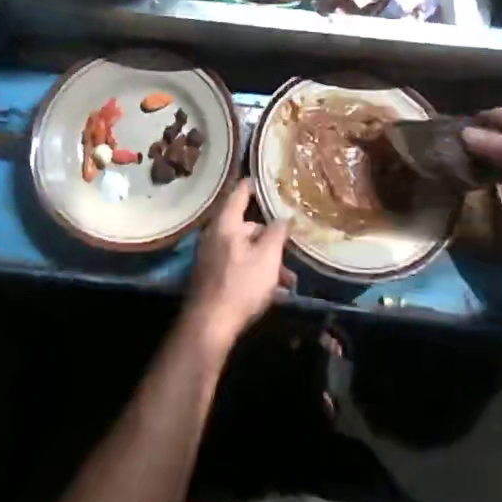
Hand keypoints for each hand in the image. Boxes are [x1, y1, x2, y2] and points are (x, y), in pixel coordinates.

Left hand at [183, 179, 293, 351]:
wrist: (210, 324)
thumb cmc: (241, 285)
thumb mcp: (267, 258)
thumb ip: (277, 233)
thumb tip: (283, 216)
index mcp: (226, 224)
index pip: (239, 194)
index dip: (252, 184)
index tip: (263, 178)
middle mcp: (215, 235)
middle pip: (246, 226)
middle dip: (270, 238)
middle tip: (291, 250)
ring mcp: (211, 255)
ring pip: (245, 249)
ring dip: (267, 260)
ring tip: (288, 281)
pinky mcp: (212, 275)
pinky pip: (237, 264)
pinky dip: (255, 271)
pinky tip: (273, 291)